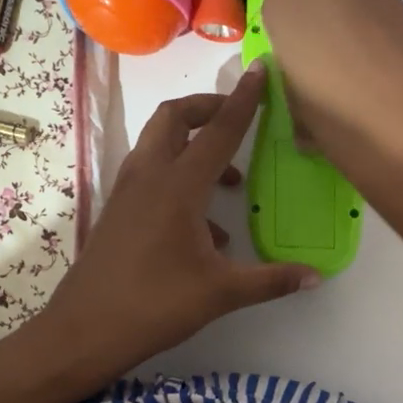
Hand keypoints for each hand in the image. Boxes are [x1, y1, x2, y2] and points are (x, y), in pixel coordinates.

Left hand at [41, 65, 319, 372]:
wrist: (86, 330)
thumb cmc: (156, 306)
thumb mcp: (222, 294)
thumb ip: (272, 281)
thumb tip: (315, 277)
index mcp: (179, 188)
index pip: (218, 132)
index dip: (244, 102)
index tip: (261, 72)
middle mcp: (149, 177)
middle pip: (174, 118)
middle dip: (207, 108)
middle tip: (238, 119)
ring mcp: (127, 192)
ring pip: (159, 144)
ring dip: (193, 144)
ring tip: (230, 180)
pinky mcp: (119, 210)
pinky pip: (151, 174)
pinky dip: (179, 177)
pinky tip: (205, 227)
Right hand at [261, 0, 402, 187]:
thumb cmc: (339, 118)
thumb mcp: (300, 112)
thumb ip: (296, 87)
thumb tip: (307, 93)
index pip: (278, 10)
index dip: (291, 41)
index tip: (302, 68)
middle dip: (323, 24)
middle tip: (333, 68)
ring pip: (353, 2)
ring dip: (354, 27)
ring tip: (366, 74)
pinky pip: (382, 17)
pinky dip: (381, 36)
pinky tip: (390, 72)